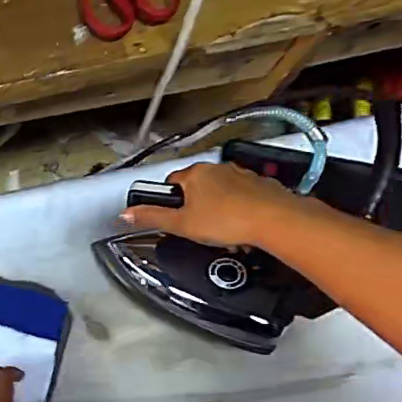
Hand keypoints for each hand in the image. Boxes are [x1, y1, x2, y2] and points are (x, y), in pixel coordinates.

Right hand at [118, 161, 315, 248]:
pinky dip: (240, 211)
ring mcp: (241, 175)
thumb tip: (125, 213)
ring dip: (219, 211)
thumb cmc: (229, 220)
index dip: (171, 201)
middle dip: (197, 208)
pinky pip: (243, 198)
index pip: (171, 182)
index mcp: (195, 174)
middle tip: (200, 229)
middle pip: (197, 188)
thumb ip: (152, 217)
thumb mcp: (182, 224)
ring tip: (224, 233)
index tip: (175, 216)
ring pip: (221, 193)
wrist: (275, 220)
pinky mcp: (261, 185)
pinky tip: (242, 228)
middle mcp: (218, 169)